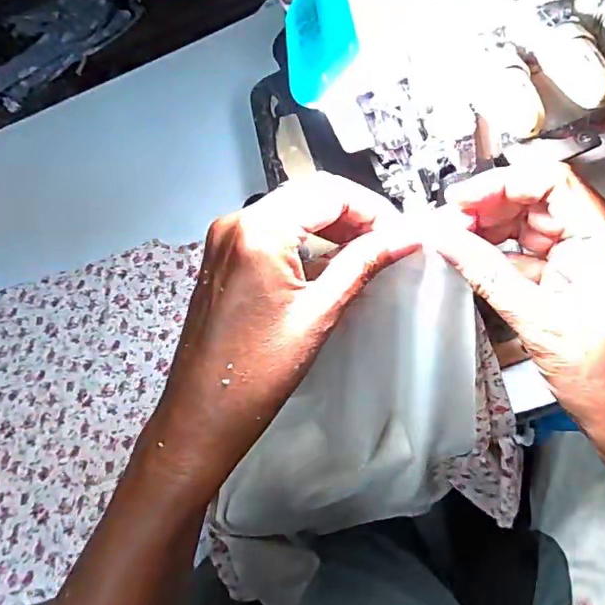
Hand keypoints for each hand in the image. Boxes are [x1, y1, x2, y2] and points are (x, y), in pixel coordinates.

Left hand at [143, 174, 419, 497]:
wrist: (203, 412)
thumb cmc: (252, 375)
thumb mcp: (319, 313)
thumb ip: (362, 264)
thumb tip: (402, 238)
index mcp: (257, 233)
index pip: (328, 193)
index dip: (371, 208)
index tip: (397, 230)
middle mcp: (235, 224)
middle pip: (308, 194)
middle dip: (353, 212)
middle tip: (387, 239)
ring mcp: (225, 239)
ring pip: (291, 208)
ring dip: (330, 222)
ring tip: (365, 251)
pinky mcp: (222, 255)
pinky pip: (271, 229)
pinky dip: (304, 236)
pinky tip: (329, 259)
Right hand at [429, 163, 604, 473]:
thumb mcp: (536, 321)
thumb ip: (486, 272)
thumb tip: (444, 238)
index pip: (552, 182)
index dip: (501, 184)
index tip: (462, 199)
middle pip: (541, 201)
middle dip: (492, 208)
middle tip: (450, 224)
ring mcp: (595, 260)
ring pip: (535, 226)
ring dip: (495, 230)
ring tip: (456, 240)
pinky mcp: (582, 279)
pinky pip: (539, 254)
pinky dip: (507, 255)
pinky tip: (477, 260)